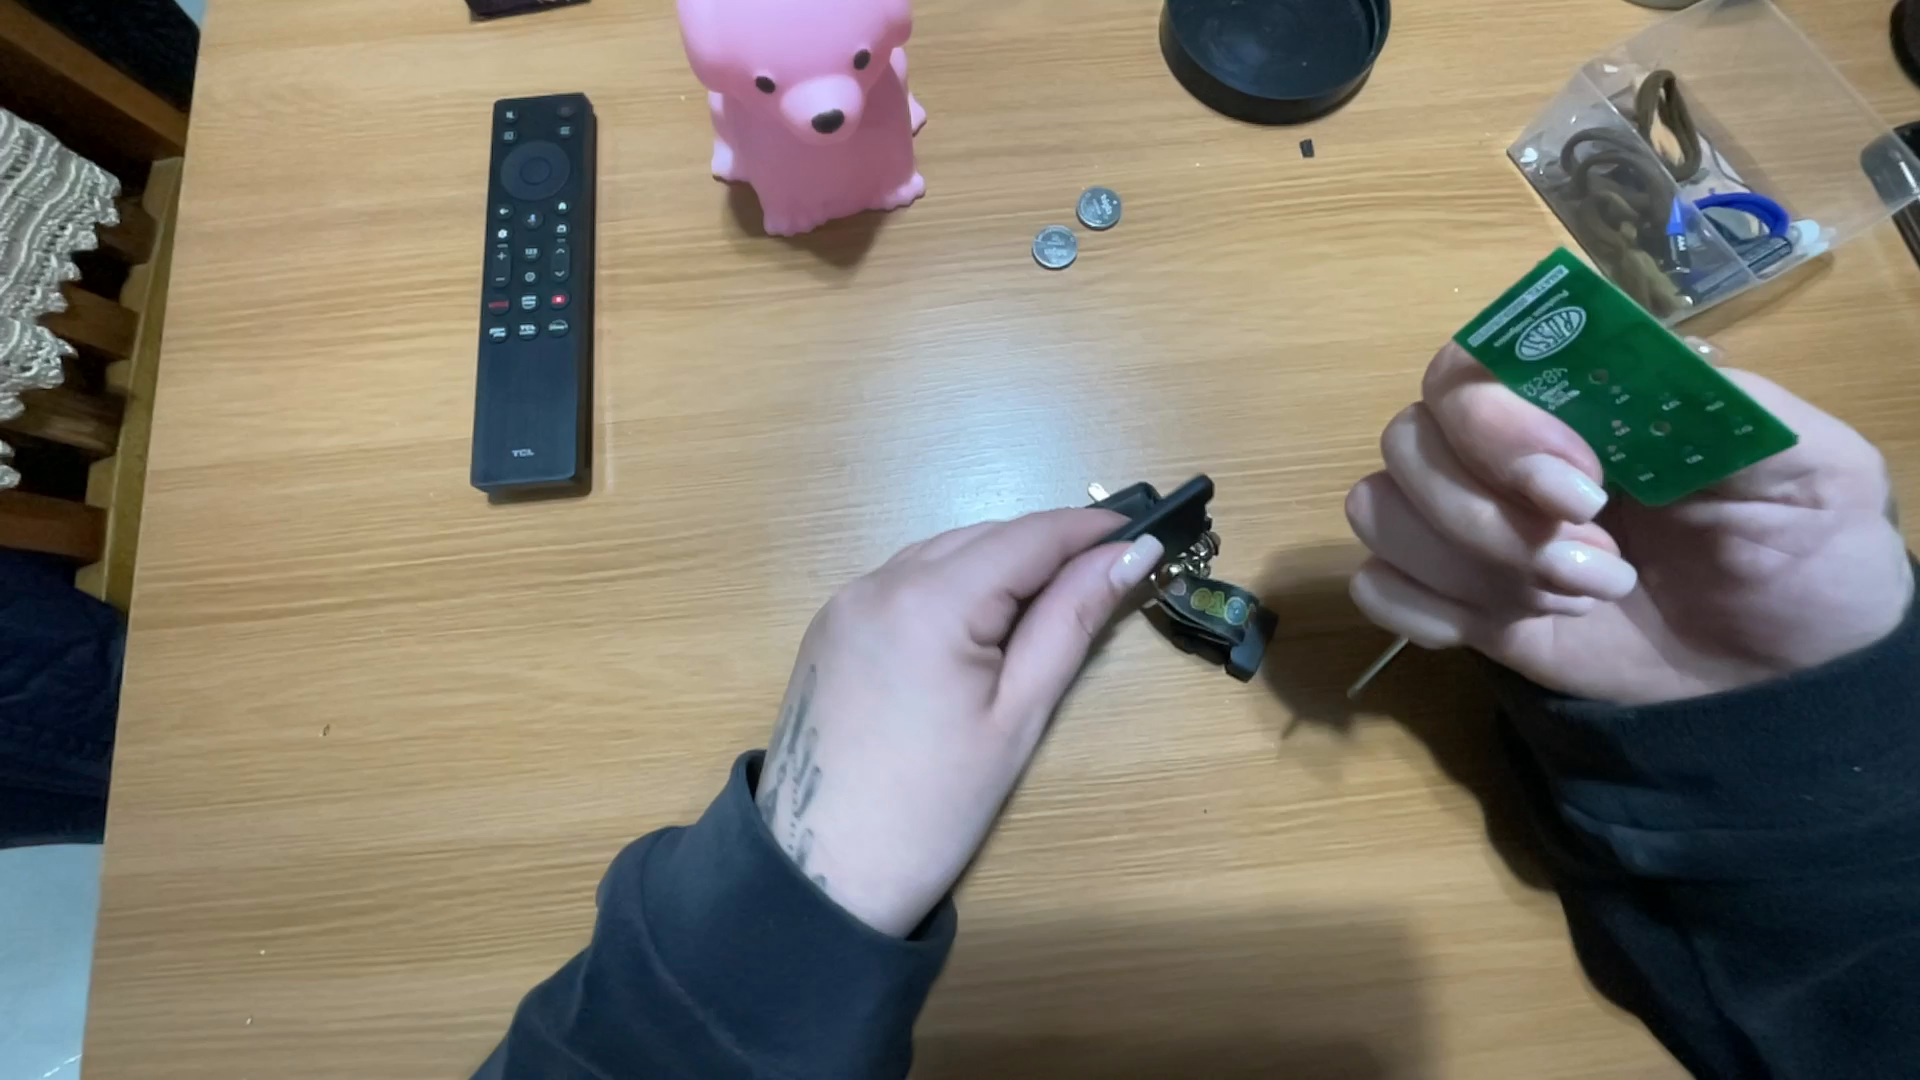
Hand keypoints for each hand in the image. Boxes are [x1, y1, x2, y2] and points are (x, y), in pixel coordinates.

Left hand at [754, 509, 1163, 935]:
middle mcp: (878, 581)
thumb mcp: (1019, 715)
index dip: (1086, 528)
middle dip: (1044, 547)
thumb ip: (1071, 621)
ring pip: (941, 552)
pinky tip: (975, 619)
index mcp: (929, 601)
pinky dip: (951, 582)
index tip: (1139, 534)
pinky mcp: (831, 623)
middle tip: (1100, 577)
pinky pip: (904, 578)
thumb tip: (1127, 555)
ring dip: (997, 562)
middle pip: (981, 537)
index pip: (1025, 537)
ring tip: (1046, 601)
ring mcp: (846, 599)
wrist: (820, 872)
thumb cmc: (935, 808)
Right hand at [1345, 342, 1912, 704]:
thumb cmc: (1788, 556)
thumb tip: (1612, 381)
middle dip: (1491, 521)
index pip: (1459, 373)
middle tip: (1597, 567)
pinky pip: (1371, 585)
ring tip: (1572, 598)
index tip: (1580, 493)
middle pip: (1404, 446)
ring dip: (1469, 570)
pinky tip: (1498, 626)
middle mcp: (1479, 453)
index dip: (1493, 427)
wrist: (1757, 670)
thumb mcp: (1805, 469)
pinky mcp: (1428, 590)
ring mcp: (1444, 524)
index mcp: (1557, 404)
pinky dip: (1425, 612)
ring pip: (1374, 513)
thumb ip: (1719, 410)